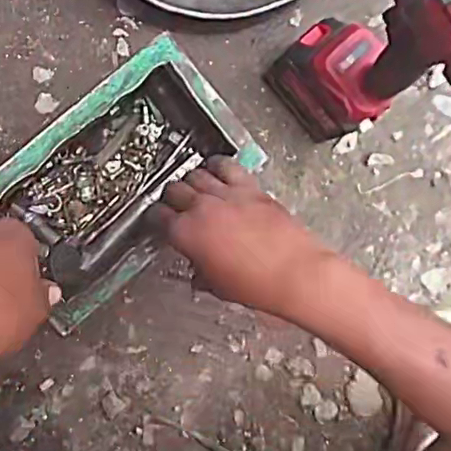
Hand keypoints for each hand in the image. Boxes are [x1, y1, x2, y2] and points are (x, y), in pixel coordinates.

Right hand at [149, 157, 341, 324]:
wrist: (294, 274)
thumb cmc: (257, 284)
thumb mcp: (217, 284)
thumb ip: (201, 269)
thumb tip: (199, 266)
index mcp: (186, 233)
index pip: (158, 216)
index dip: (157, 218)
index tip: (160, 220)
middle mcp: (202, 208)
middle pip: (174, 189)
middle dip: (172, 197)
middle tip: (175, 204)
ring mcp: (226, 195)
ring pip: (197, 172)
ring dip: (192, 179)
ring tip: (194, 185)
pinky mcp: (250, 188)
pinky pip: (227, 166)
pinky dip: (218, 165)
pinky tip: (217, 169)